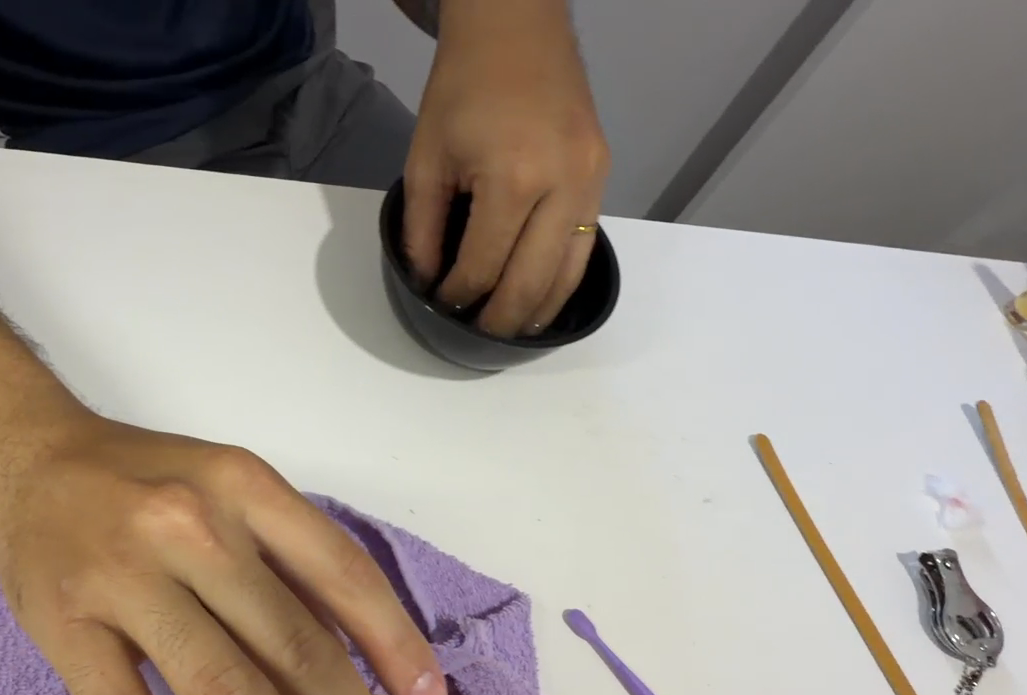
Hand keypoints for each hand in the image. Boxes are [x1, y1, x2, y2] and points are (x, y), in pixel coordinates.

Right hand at [0, 414, 471, 694]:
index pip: (342, 572)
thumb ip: (283, 561)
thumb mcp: (227, 490)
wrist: (29, 461)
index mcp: (248, 489)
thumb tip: (359, 648)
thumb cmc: (142, 482)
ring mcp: (129, 579)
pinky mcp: (70, 629)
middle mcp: (197, 527)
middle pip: (296, 648)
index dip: (396, 646)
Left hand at [405, 0, 609, 339]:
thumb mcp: (425, 162)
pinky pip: (585, 244)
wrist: (516, 28)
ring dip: (537, 310)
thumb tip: (429, 281)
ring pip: (567, 272)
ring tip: (512, 330)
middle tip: (477, 332)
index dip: (457, 294)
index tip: (442, 302)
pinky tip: (541, 298)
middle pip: (531, 282)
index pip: (482, 266)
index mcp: (512, 180)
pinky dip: (562, 280)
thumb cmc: (462, 91)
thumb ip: (423, 231)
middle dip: (499, 318)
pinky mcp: (603, 175)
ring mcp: (591, 180)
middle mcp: (562, 185)